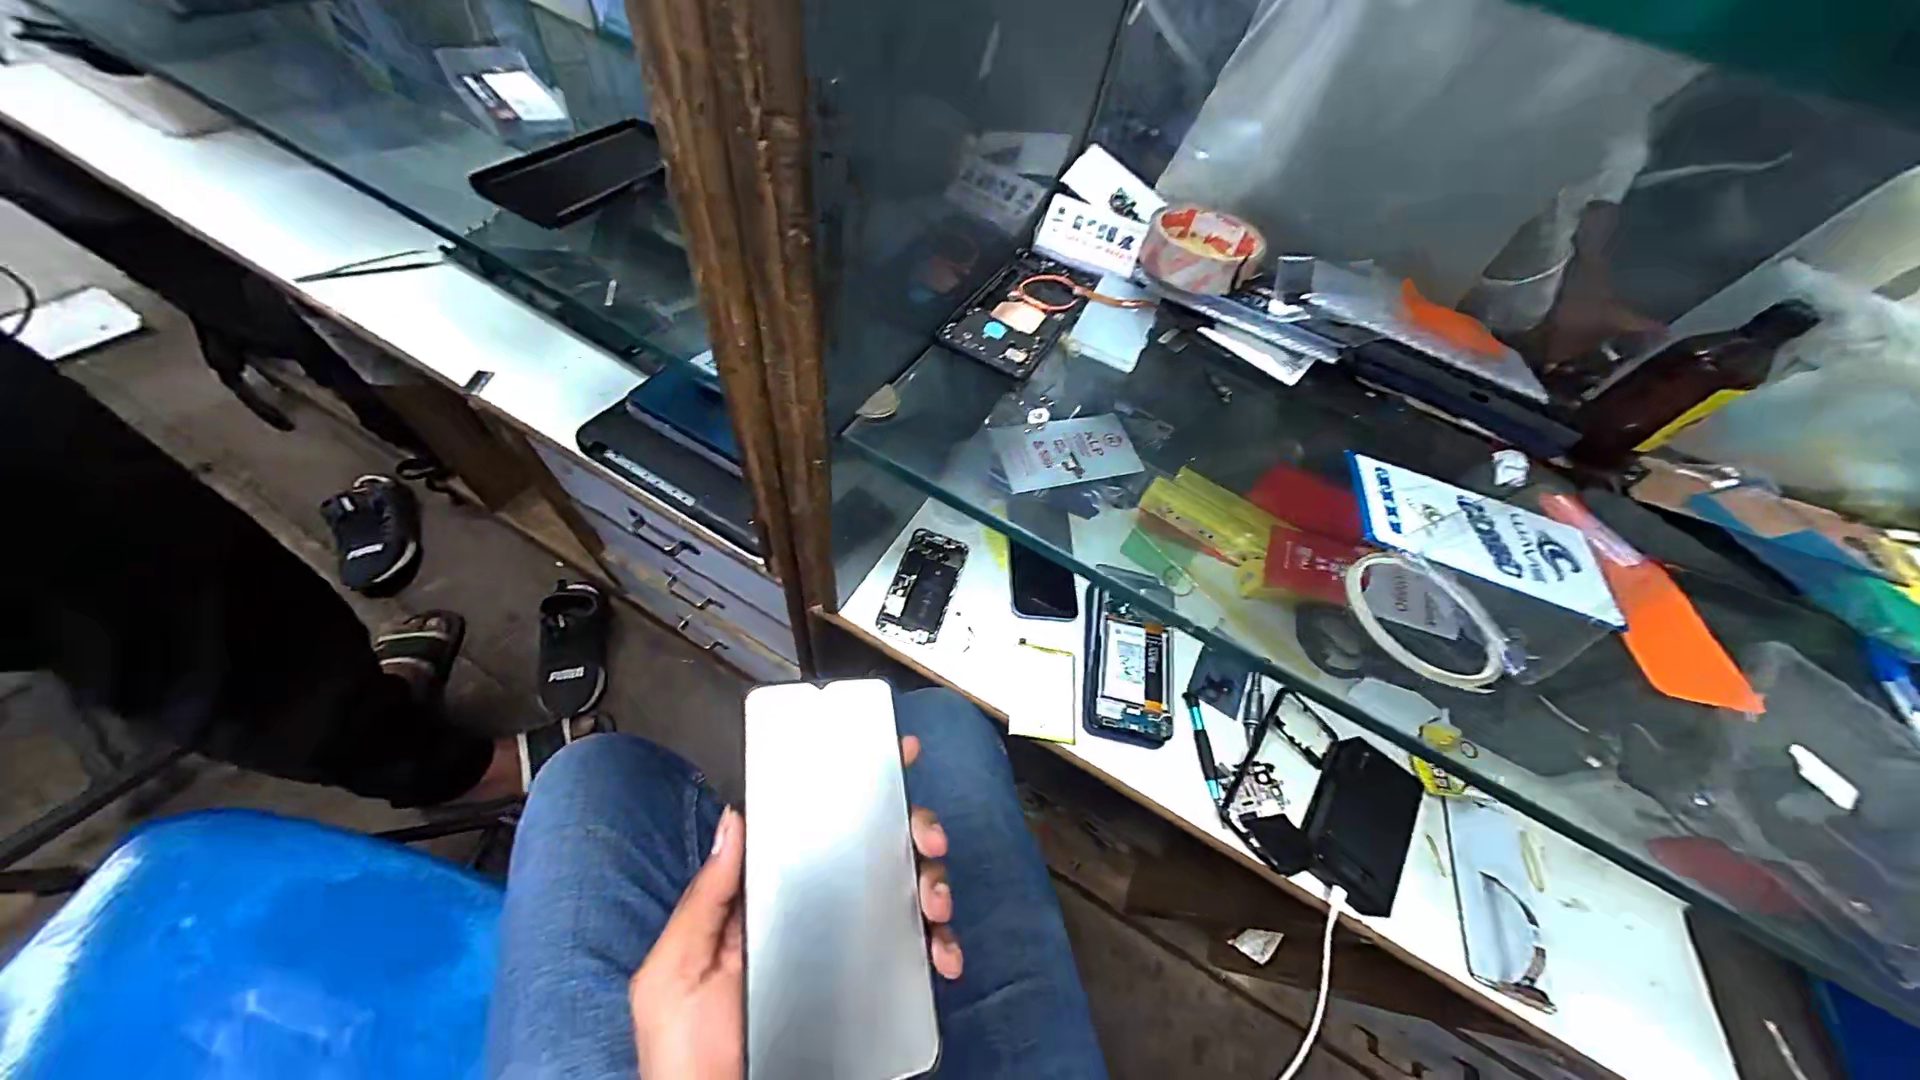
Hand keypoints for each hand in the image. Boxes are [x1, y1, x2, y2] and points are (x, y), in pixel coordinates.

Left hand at [628, 738, 961, 1078]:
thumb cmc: (691, 1056)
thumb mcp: (677, 973)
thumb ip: (704, 899)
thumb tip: (734, 817)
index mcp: (776, 895)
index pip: (819, 827)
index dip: (857, 789)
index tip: (892, 758)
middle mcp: (820, 909)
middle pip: (879, 847)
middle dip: (914, 828)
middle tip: (926, 836)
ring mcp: (853, 947)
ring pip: (908, 888)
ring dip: (935, 880)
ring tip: (934, 904)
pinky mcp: (879, 987)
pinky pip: (920, 952)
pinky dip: (942, 944)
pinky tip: (945, 956)